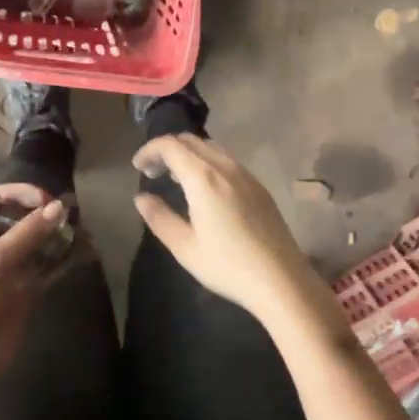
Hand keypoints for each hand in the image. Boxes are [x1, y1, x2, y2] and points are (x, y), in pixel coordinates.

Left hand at [0, 182, 67, 381]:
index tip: (48, 200)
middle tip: (72, 215)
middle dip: (45, 215)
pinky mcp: (24, 290)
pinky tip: (83, 251)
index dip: (23, 195)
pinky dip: (64, 259)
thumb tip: (60, 207)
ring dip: (59, 235)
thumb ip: (26, 233)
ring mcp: (7, 269)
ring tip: (83, 231)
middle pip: (21, 219)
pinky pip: (47, 267)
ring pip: (37, 243)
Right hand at [132, 134, 324, 326]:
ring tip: (176, 179)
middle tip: (153, 171)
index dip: (150, 150)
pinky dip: (207, 163)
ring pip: (210, 148)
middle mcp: (224, 166)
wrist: (281, 279)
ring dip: (189, 154)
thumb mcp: (185, 247)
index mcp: (202, 176)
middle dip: (167, 149)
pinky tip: (205, 189)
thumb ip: (159, 217)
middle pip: (190, 140)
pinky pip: (227, 161)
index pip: (170, 145)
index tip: (137, 166)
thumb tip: (141, 198)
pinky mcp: (259, 186)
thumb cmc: (227, 265)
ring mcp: (245, 174)